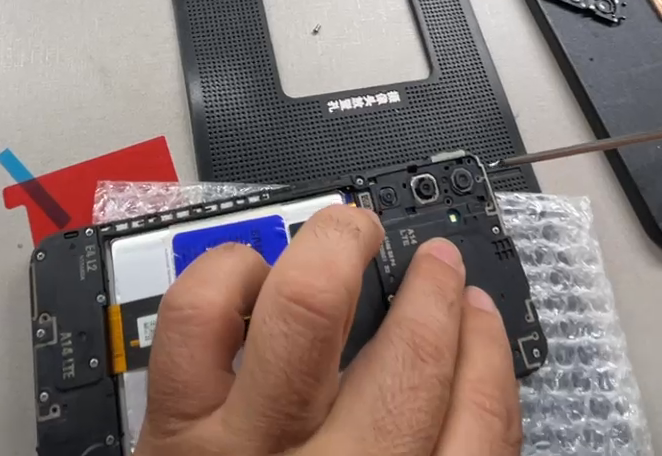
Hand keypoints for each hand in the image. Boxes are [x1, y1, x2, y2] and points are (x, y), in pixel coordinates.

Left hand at [135, 205, 522, 455]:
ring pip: (305, 312)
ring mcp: (241, 447)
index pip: (478, 433)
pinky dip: (231, 271)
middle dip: (432, 296)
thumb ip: (429, 451)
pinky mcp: (173, 421)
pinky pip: (199, 316)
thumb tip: (469, 372)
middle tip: (435, 263)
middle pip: (406, 369)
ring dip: (341, 250)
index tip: (480, 315)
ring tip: (357, 229)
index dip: (488, 359)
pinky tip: (257, 269)